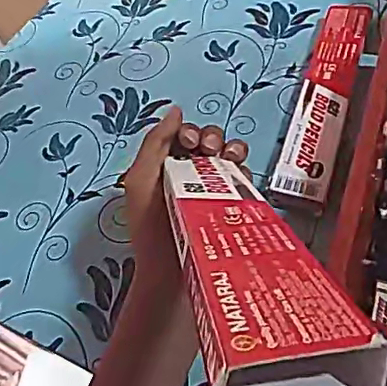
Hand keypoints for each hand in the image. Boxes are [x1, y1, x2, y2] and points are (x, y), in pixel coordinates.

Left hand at [117, 105, 249, 281]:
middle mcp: (193, 174)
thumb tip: (176, 110)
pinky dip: (244, 173)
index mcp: (168, 165)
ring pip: (232, 155)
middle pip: (212, 139)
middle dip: (212, 137)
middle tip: (208, 153)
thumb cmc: (150, 230)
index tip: (188, 145)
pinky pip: (245, 180)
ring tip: (226, 162)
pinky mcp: (234, 205)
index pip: (186, 134)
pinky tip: (237, 181)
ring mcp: (215, 189)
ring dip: (232, 150)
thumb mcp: (140, 180)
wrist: (172, 275)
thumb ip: (155, 142)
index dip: (190, 132)